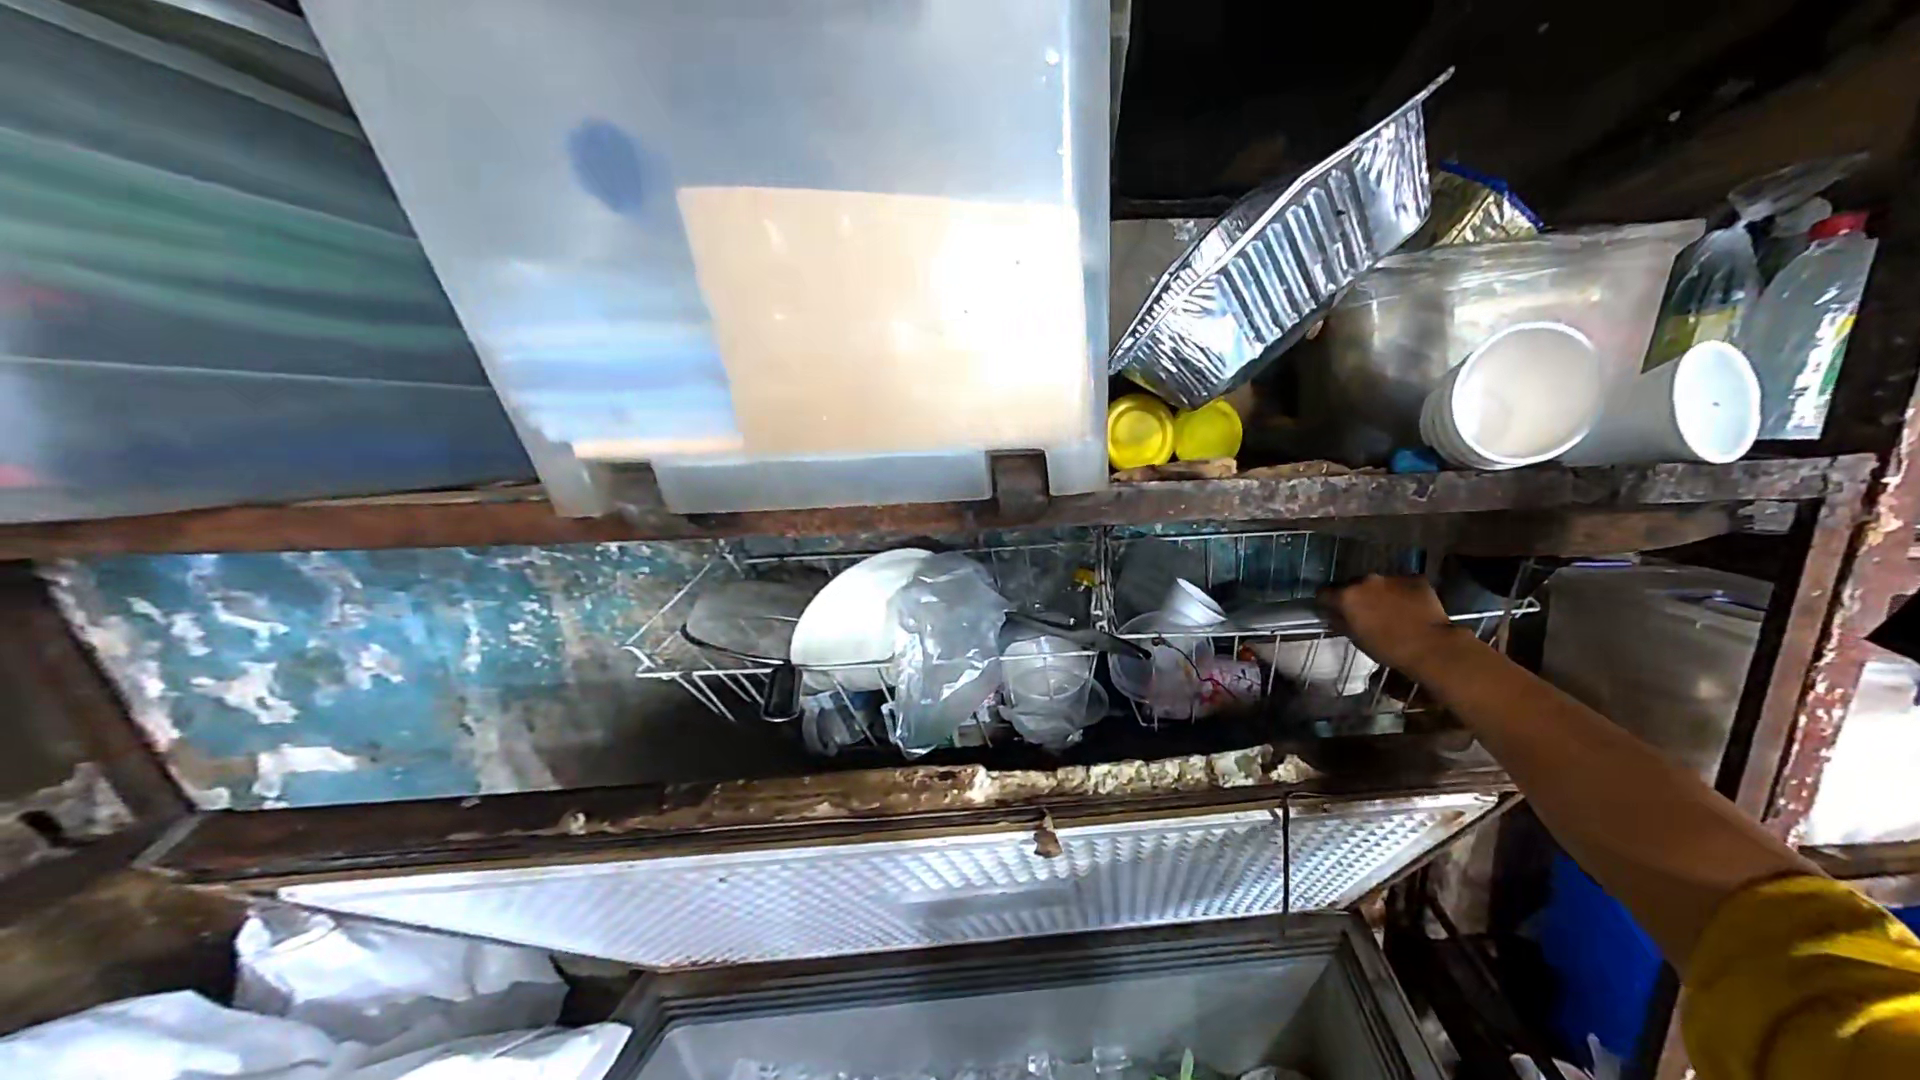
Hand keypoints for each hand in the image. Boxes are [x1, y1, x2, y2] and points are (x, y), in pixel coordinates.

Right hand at [1318, 574, 1461, 672]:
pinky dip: (1403, 592)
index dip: (1326, 603)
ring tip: (1390, 609)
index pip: (1324, 594)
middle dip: (1356, 596)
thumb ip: (1340, 621)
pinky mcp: (1415, 579)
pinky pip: (1402, 584)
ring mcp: (1392, 577)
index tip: (1331, 610)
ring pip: (1379, 583)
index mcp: (1346, 596)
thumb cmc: (1388, 648)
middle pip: (1353, 585)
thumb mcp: (1356, 638)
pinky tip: (1410, 606)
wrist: (1432, 646)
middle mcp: (1365, 581)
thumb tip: (1333, 614)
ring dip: (1379, 593)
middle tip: (1364, 612)